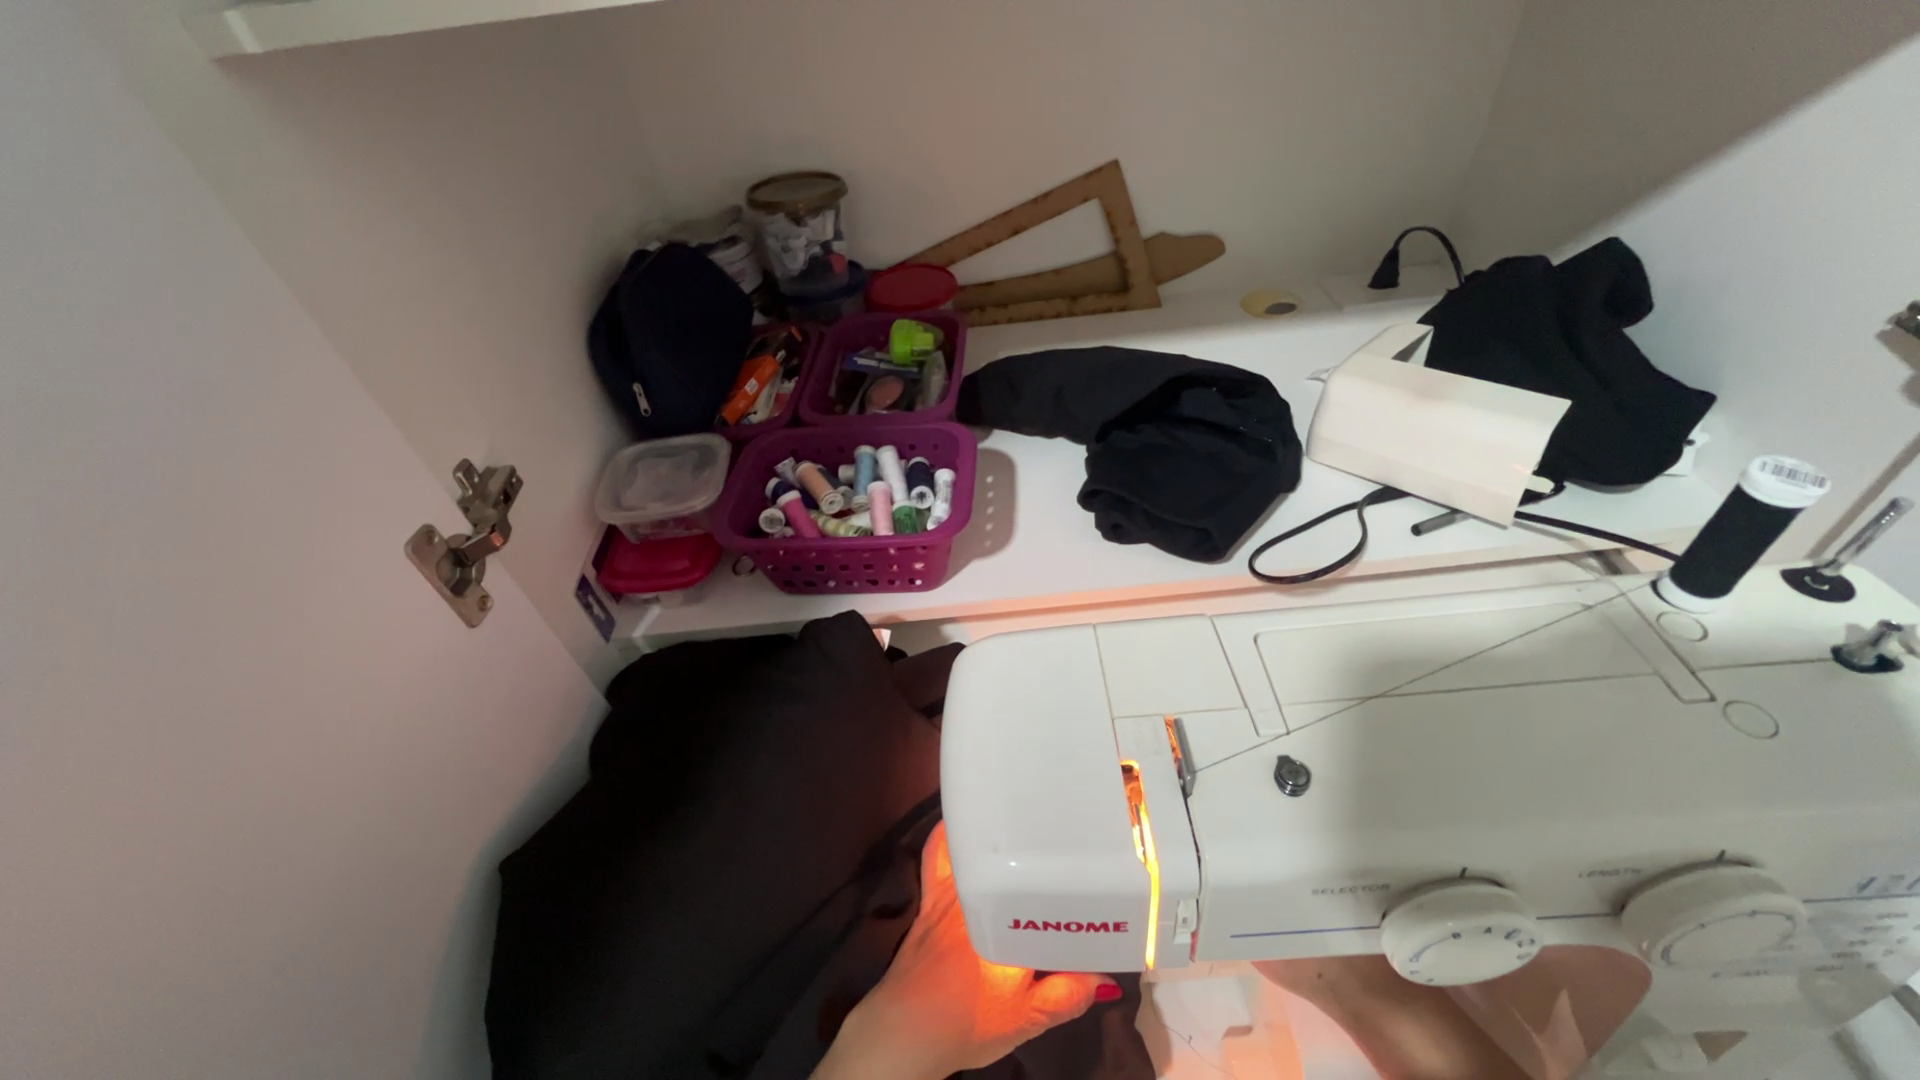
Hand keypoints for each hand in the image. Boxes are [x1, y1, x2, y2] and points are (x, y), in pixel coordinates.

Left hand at [814, 823, 1118, 1079]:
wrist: (903, 1032)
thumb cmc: (967, 1021)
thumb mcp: (1027, 1016)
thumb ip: (1067, 994)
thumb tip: (1104, 977)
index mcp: (1007, 918)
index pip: (1047, 887)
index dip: (1071, 877)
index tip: (1092, 867)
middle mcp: (978, 894)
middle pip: (1011, 857)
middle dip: (1036, 846)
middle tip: (1061, 836)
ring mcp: (949, 892)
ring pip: (974, 846)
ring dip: (994, 833)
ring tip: (1017, 820)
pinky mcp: (928, 899)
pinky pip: (939, 853)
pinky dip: (950, 836)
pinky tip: (961, 826)